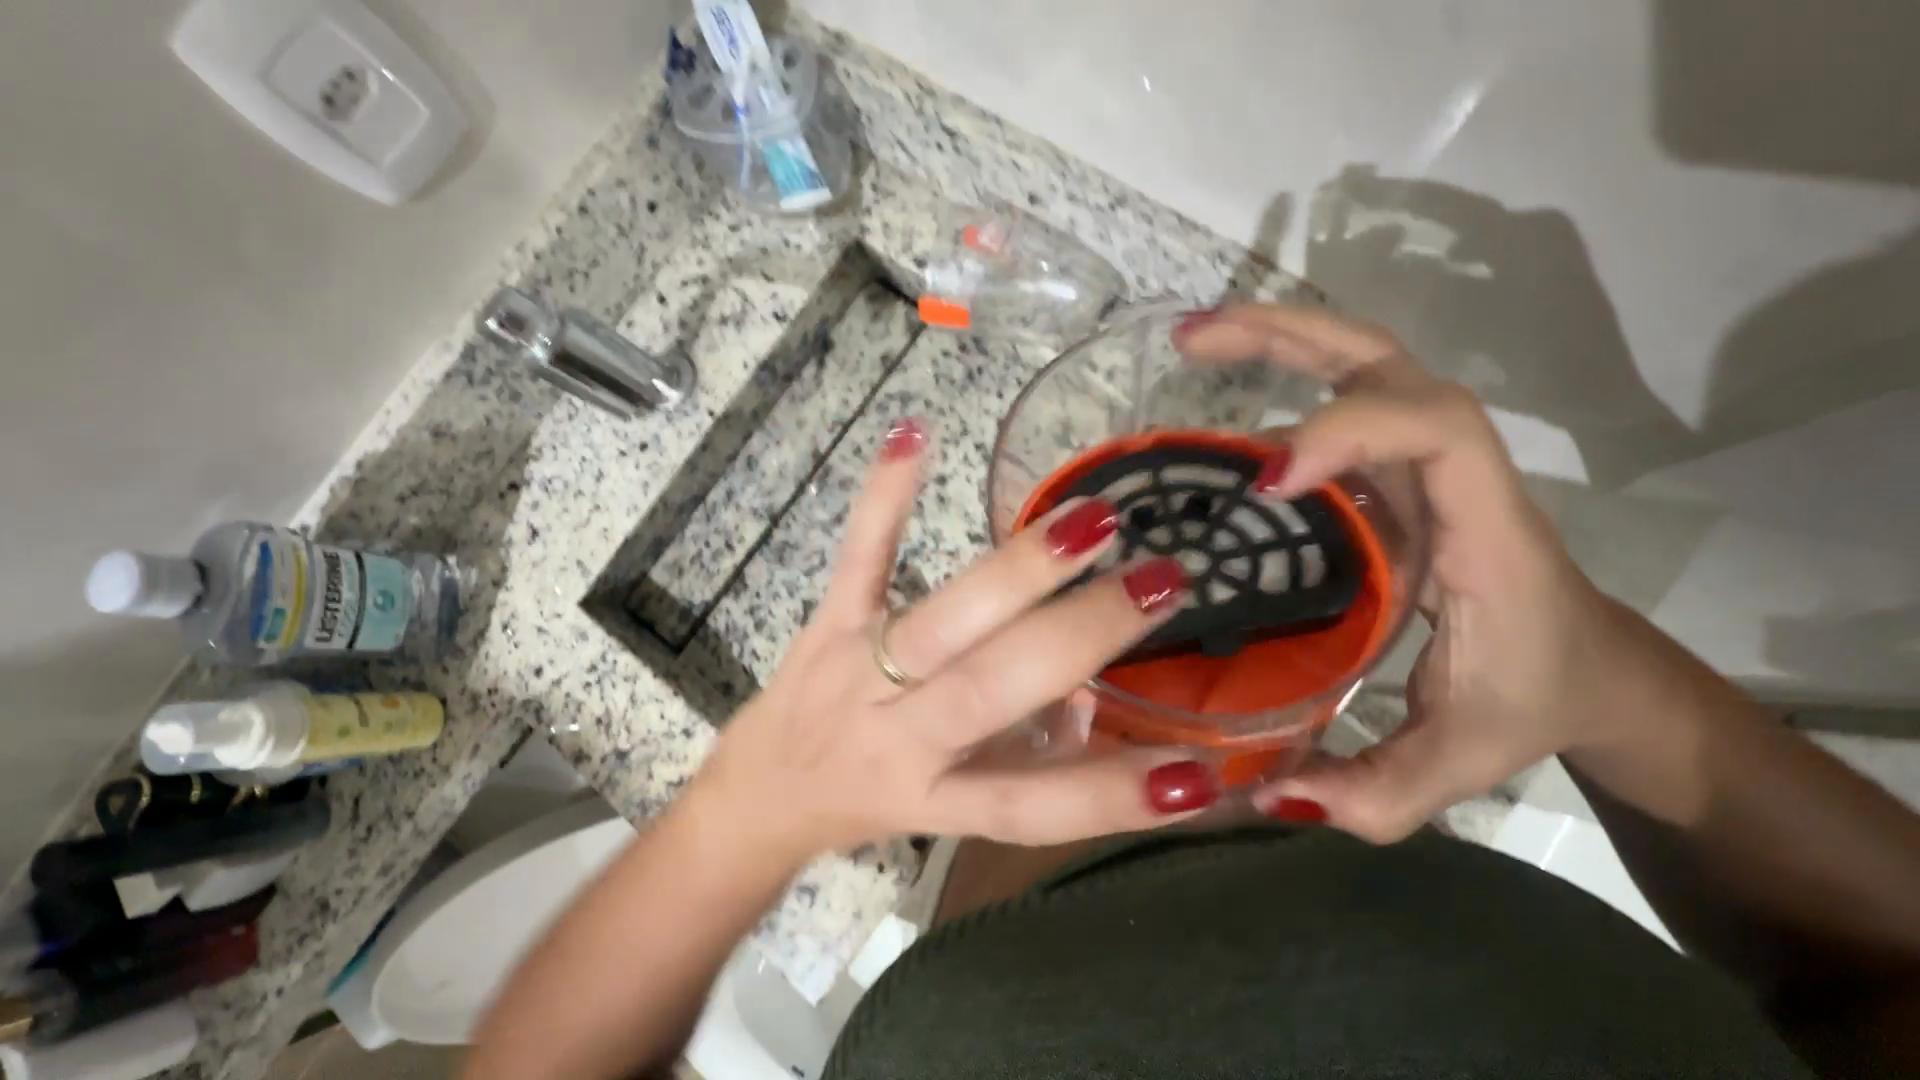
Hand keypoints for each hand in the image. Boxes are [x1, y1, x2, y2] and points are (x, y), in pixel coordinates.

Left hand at [691, 418, 1219, 866]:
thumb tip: (1091, 698)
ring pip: (940, 622)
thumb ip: (1032, 760)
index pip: (1032, 804)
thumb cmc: (875, 803)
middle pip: (989, 690)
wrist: (763, 795)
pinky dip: (885, 498)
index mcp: (937, 796)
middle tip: (1162, 583)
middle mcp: (898, 735)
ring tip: (1090, 522)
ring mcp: (858, 669)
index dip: (1113, 797)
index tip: (1200, 774)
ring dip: (1017, 572)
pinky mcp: (827, 622)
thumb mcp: (958, 806)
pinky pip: (858, 558)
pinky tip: (913, 434)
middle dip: (1078, 638)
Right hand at [1174, 304, 1618, 842]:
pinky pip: (1345, 398)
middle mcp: (1457, 476)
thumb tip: (1261, 791)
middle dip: (1290, 338)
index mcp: (1487, 530)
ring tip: (1192, 340)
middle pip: (1389, 362)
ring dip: (1280, 338)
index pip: (1440, 431)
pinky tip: (1224, 391)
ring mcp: (1424, 465)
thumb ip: (1375, 794)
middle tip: (1191, 341)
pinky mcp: (1395, 473)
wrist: (1588, 666)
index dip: (1353, 431)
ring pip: (1365, 360)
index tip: (1272, 483)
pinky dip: (1284, 375)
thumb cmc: (1528, 702)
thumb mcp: (1458, 762)